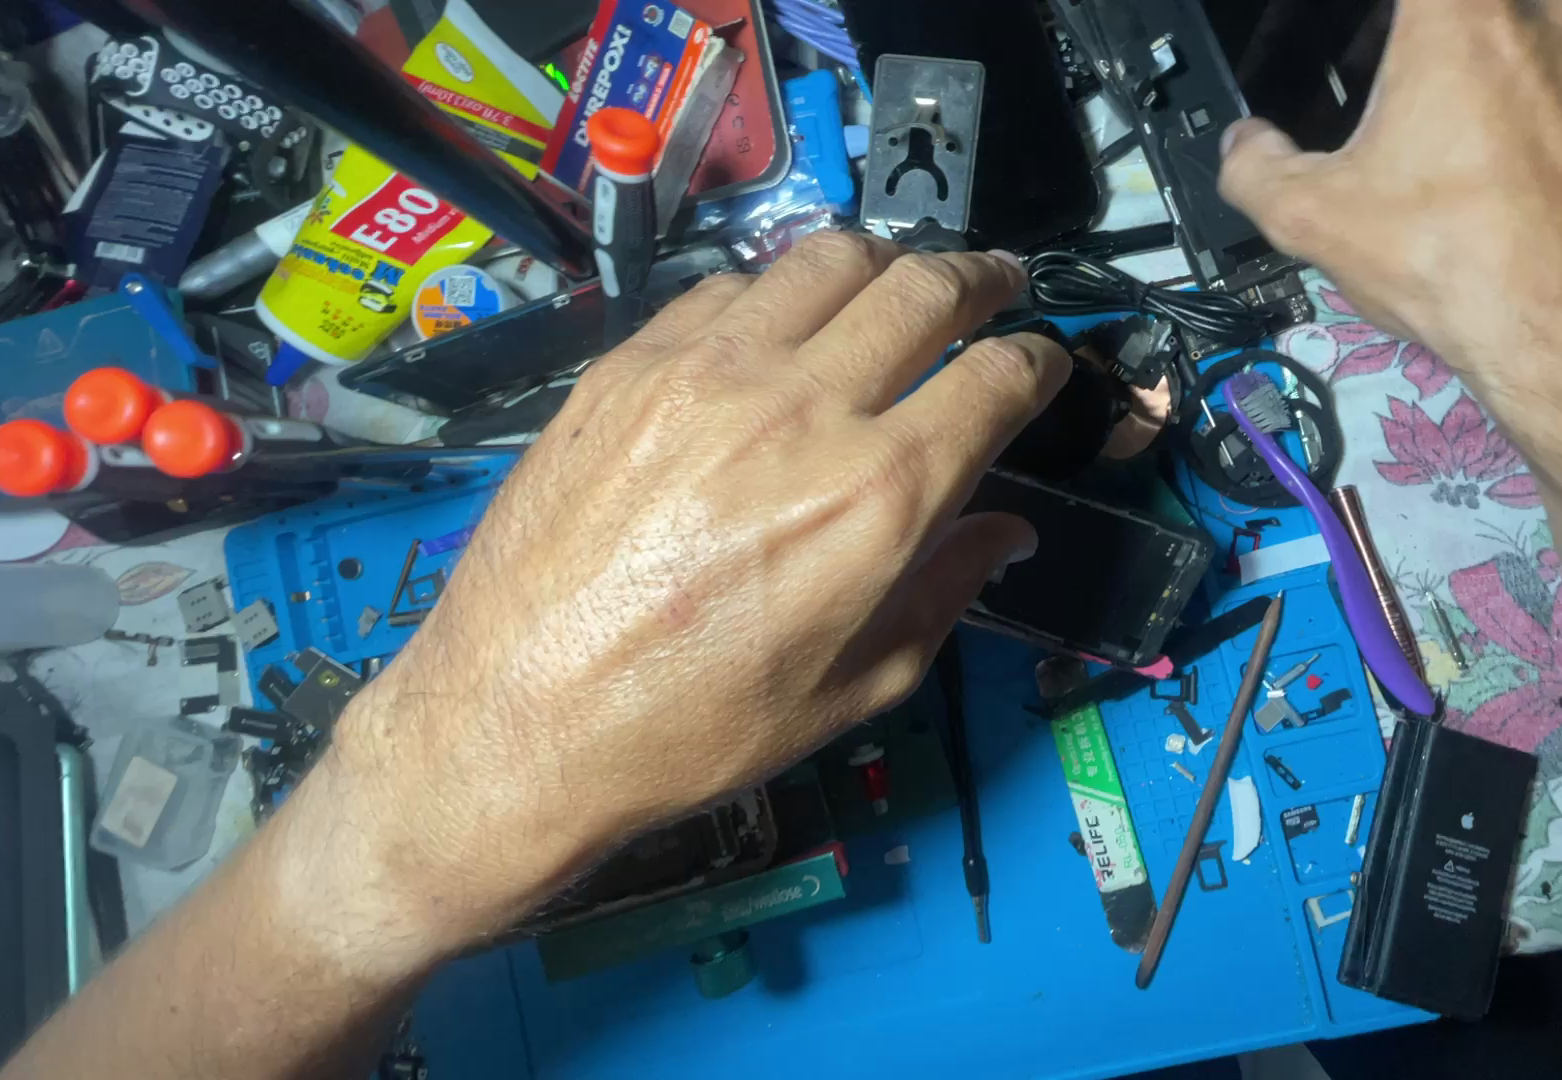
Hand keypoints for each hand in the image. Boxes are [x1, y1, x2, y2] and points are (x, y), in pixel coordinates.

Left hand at [331, 233, 1068, 936]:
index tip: (1043, 365)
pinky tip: (781, 334)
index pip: (995, 379)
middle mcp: (803, 408)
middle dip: (983, 280)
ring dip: (888, 266)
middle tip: (997, 286)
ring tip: (898, 289)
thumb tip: (1008, 526)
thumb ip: (949, 587)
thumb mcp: (861, 685)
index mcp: (880, 497)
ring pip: (830, 260)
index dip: (1039, 362)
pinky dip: (784, 297)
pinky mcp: (630, 362)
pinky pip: (733, 289)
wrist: (519, 723)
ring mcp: (707, 371)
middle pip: (924, 289)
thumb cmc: (705, 726)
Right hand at [1217, 1, 1561, 466]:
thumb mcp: (1308, 220)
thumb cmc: (1435, 257)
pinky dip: (1546, 88)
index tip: (1366, 53)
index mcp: (1458, 17)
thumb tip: (1242, 142)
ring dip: (1492, 55)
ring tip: (1456, 127)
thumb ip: (1254, 168)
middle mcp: (1549, 5)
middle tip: (1398, 85)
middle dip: (1432, 34)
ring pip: (1536, 20)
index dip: (1380, 25)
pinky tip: (1518, 156)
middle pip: (1472, 6)